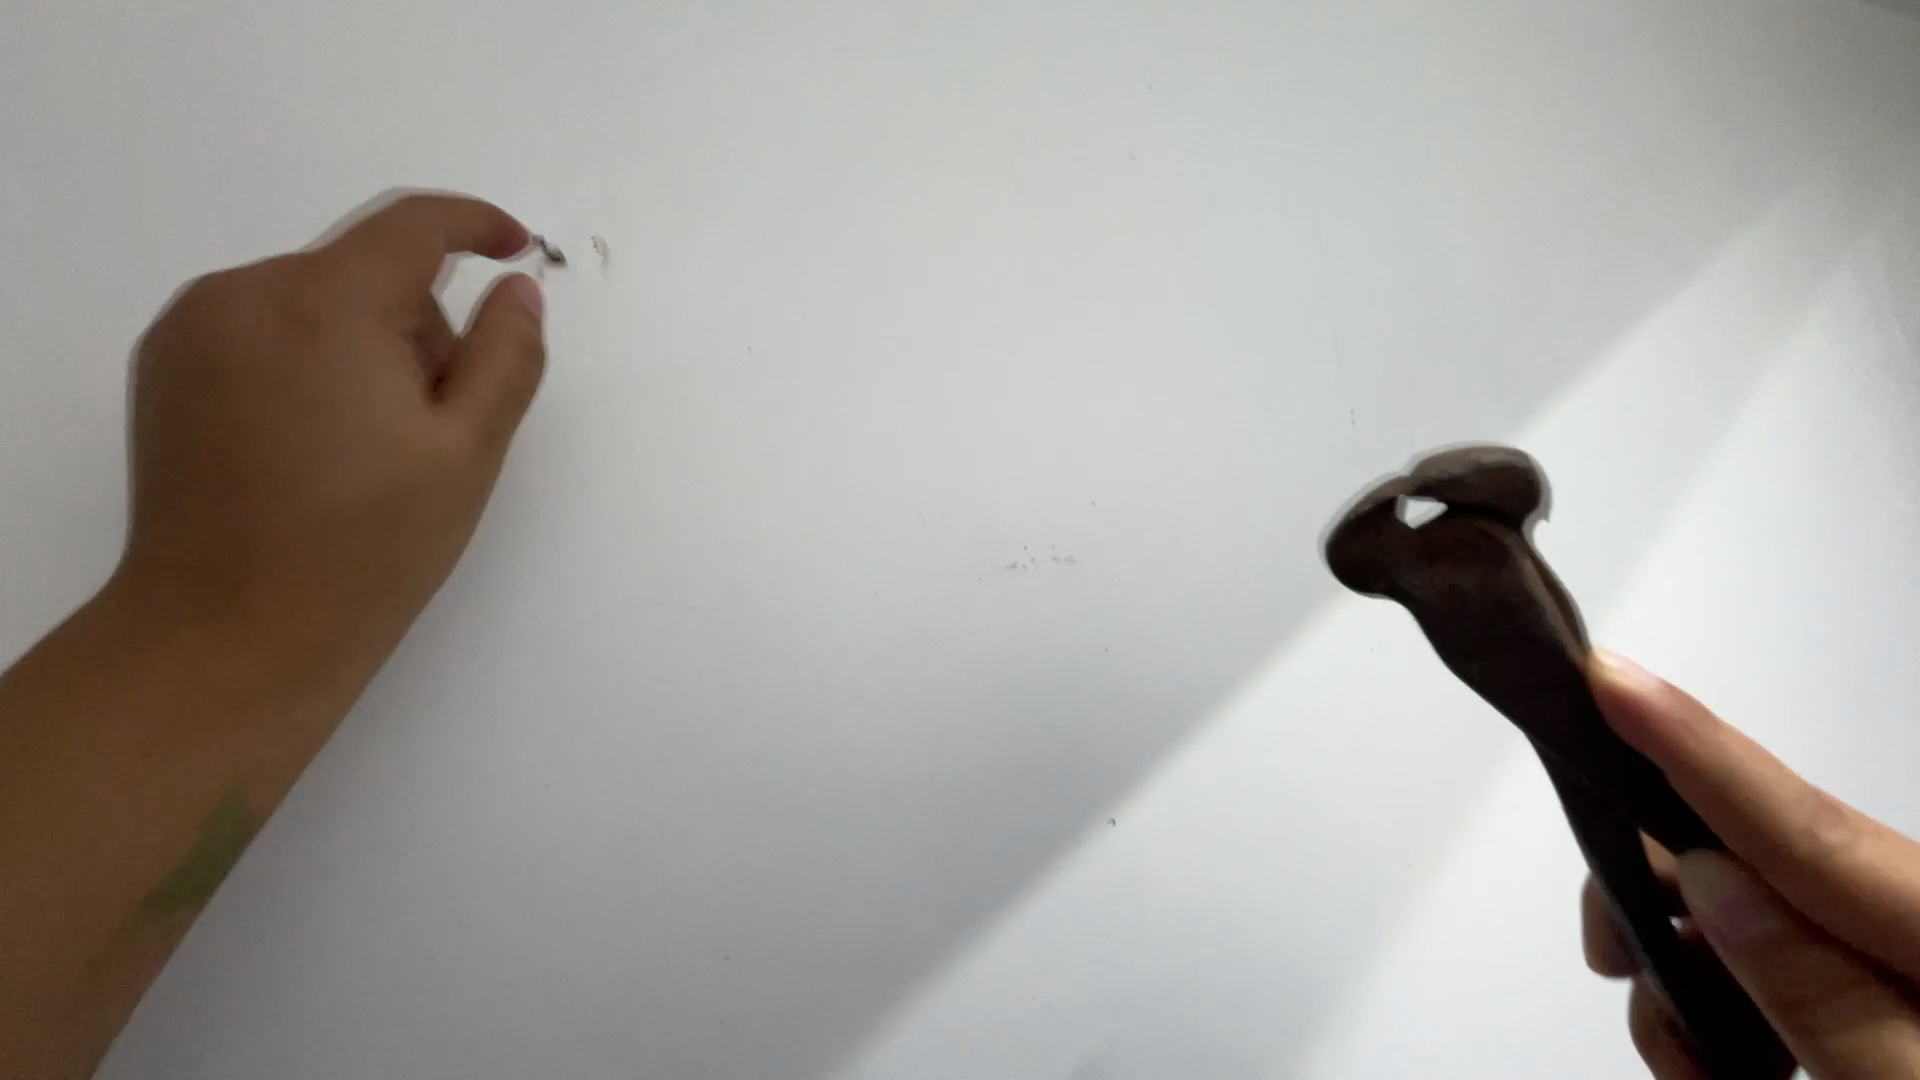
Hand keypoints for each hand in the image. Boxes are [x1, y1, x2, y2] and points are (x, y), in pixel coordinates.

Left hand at [117, 193, 545, 680]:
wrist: (239, 629)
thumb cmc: (377, 537)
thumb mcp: (472, 445)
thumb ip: (507, 353)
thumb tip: (519, 287)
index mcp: (323, 305)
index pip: (411, 227)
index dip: (474, 223)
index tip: (519, 245)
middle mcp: (242, 294)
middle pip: (369, 274)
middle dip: (426, 327)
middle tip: (444, 423)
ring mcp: (193, 331)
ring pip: (322, 304)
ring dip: (376, 349)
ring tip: (385, 446)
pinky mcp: (170, 371)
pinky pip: (274, 332)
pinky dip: (324, 364)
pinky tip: (332, 444)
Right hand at [1584, 653, 1919, 1078]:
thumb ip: (1839, 1009)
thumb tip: (1713, 879)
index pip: (1807, 830)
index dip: (1693, 746)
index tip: (1606, 675)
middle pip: (1755, 860)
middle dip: (1657, 893)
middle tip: (1610, 962)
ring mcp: (1907, 947)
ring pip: (1746, 901)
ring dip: (1682, 960)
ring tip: (1679, 1052)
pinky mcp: (1885, 973)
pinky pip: (1775, 943)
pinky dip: (1720, 987)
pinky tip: (1712, 1048)